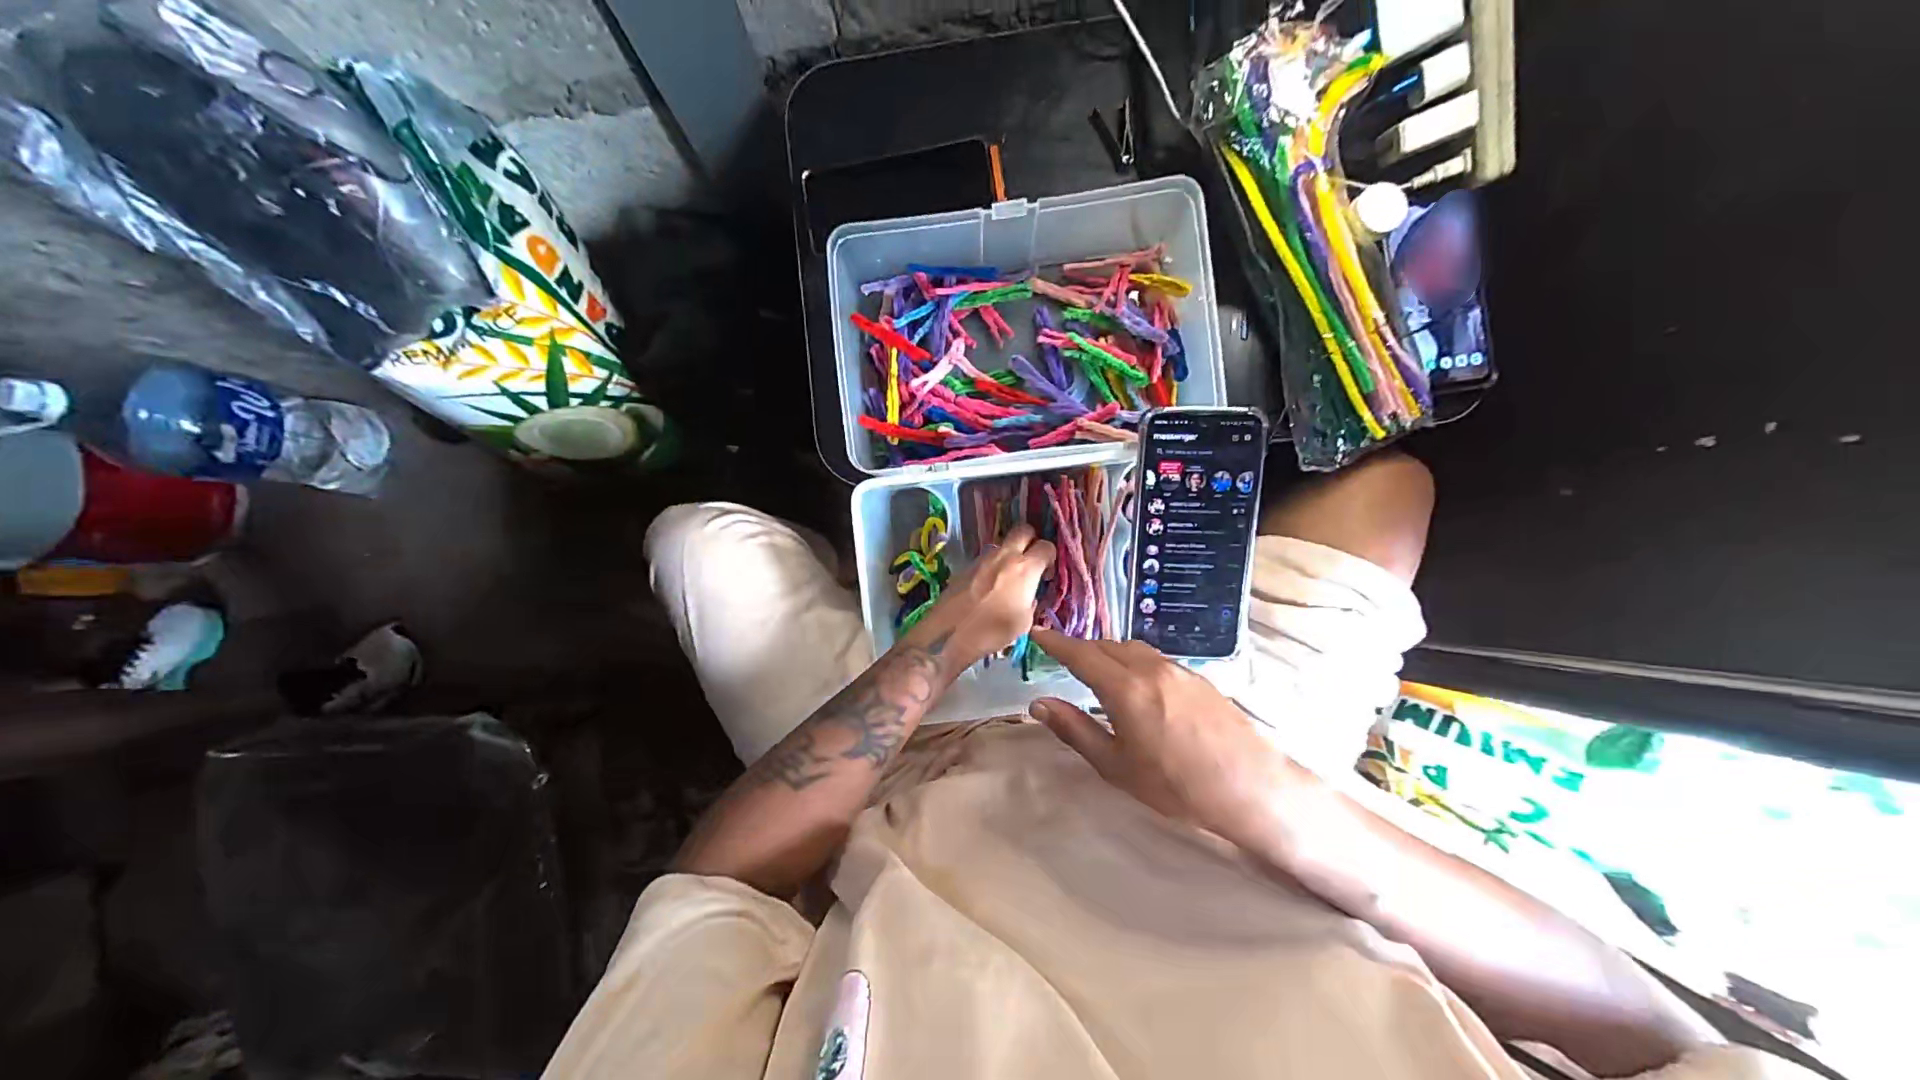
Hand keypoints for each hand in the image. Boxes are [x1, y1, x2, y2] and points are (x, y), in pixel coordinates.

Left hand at [911, 524, 1056, 662]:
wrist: (948, 634)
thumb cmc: (991, 631)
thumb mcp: (1023, 623)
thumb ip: (1030, 602)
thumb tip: (1028, 596)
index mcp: (1024, 568)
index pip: (1046, 546)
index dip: (1050, 556)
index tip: (1046, 572)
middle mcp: (1004, 556)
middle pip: (1023, 530)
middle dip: (1030, 540)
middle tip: (1030, 560)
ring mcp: (981, 559)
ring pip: (1001, 545)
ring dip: (1008, 555)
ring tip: (1006, 577)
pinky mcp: (964, 566)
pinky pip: (984, 559)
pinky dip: (991, 567)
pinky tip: (987, 587)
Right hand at [1027, 629, 1291, 839]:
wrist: (1251, 787)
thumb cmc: (1175, 785)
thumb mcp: (1116, 765)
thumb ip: (1075, 730)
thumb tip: (1039, 704)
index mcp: (1125, 687)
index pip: (1080, 654)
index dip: (1055, 643)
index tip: (1036, 633)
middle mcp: (1151, 668)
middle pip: (1106, 646)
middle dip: (1081, 648)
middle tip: (1062, 658)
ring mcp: (1179, 670)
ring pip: (1132, 649)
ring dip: (1108, 652)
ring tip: (1097, 671)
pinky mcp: (1198, 678)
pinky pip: (1154, 658)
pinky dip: (1133, 660)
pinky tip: (1135, 684)